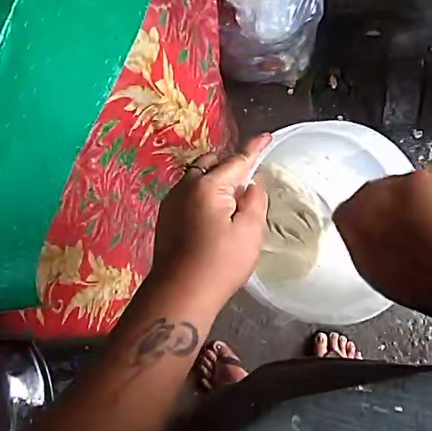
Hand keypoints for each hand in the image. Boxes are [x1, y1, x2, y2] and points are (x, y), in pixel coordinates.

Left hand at [149, 135, 271, 302]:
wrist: (180, 292)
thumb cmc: (220, 264)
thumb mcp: (249, 232)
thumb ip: (254, 201)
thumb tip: (249, 185)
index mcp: (208, 186)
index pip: (237, 161)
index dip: (254, 149)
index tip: (266, 137)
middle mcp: (185, 187)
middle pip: (211, 162)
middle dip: (230, 162)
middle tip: (248, 176)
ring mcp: (171, 202)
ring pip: (196, 176)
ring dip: (214, 177)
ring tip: (231, 195)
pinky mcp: (166, 217)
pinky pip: (187, 193)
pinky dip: (203, 192)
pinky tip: (213, 211)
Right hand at [334, 170, 431, 301]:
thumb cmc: (407, 272)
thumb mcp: (370, 270)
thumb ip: (365, 247)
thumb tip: (374, 249)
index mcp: (349, 217)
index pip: (350, 213)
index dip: (366, 225)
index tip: (376, 235)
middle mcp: (368, 194)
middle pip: (376, 195)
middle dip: (390, 211)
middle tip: (406, 234)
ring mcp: (398, 183)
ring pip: (406, 189)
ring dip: (416, 204)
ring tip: (430, 231)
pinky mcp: (427, 178)